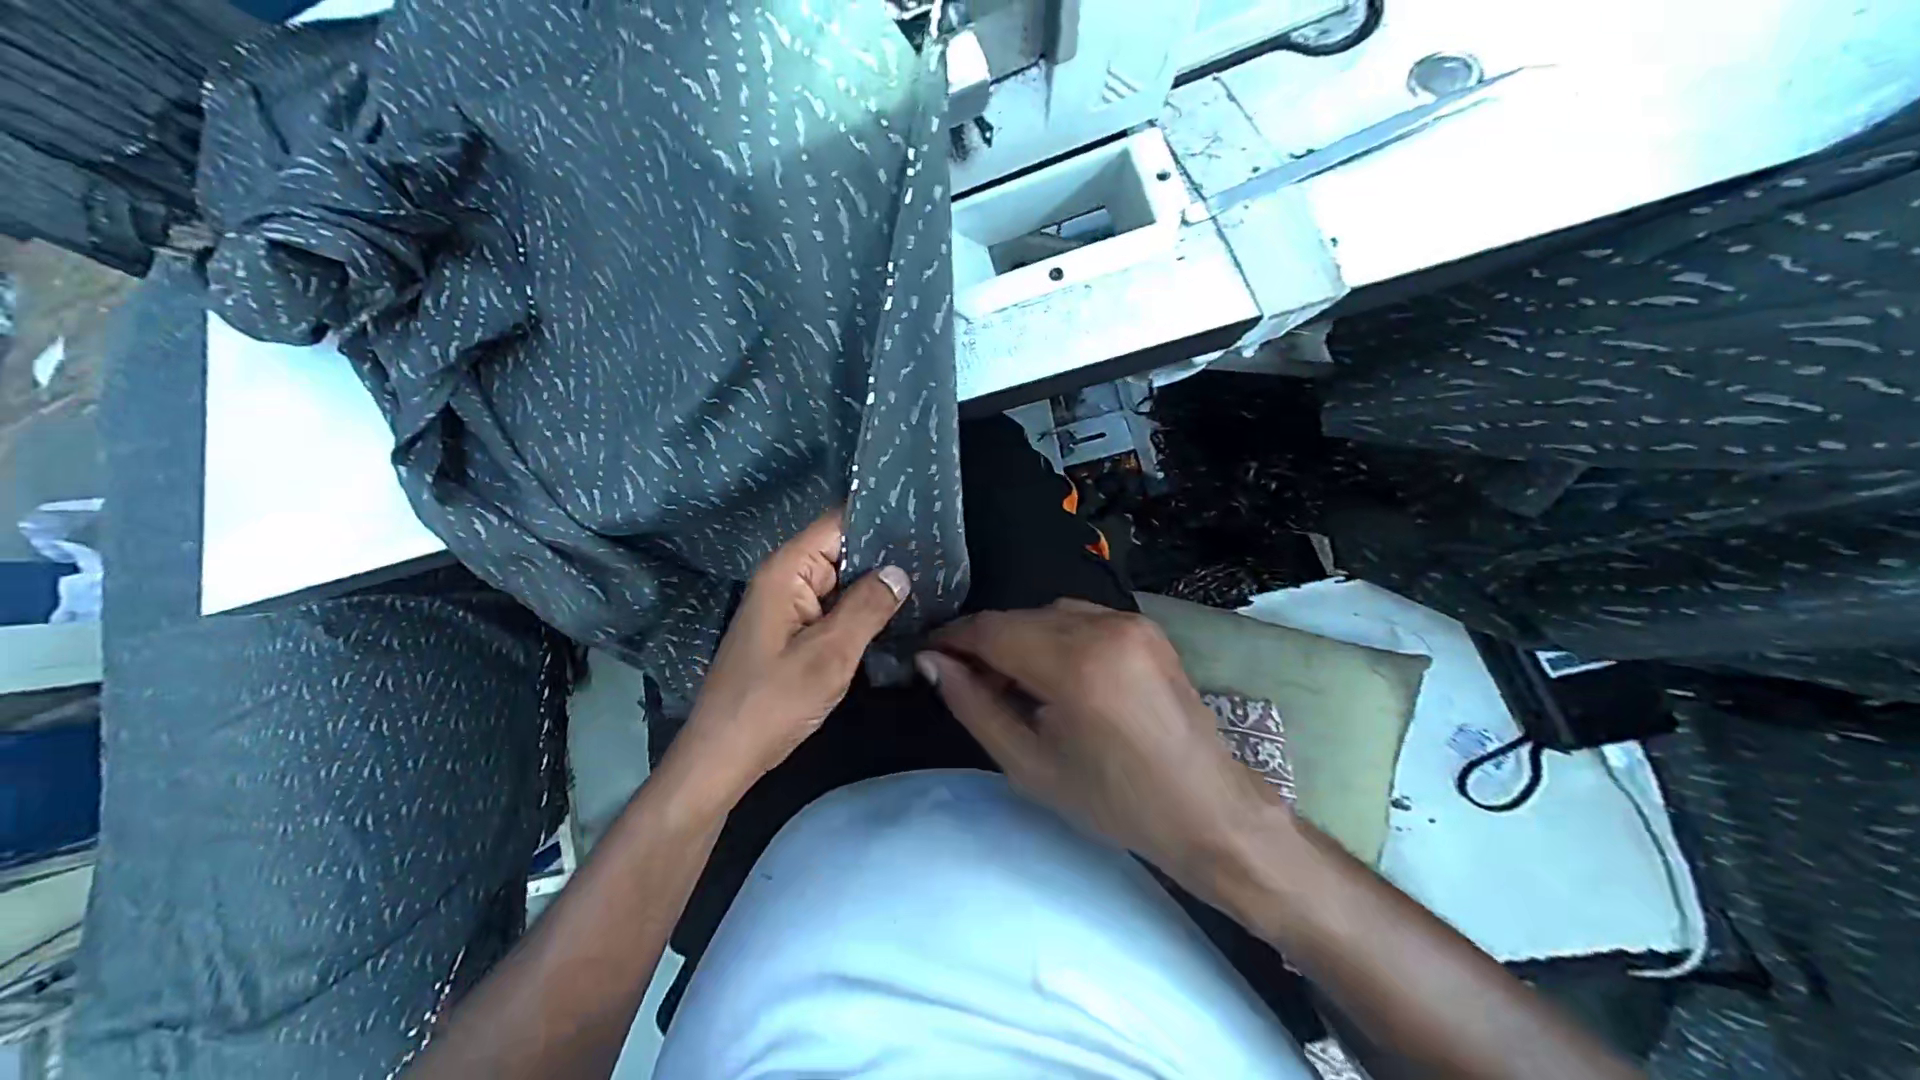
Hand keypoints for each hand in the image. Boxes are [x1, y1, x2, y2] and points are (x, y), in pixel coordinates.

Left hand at [677, 509, 909, 796]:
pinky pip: (834, 606)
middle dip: (885, 552)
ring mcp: (789, 606)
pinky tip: (898, 612)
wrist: (724, 757)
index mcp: (787, 571)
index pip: (838, 523)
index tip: (924, 521)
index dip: (879, 518)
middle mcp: (786, 579)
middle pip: (842, 548)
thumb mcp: (829, 654)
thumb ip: (867, 607)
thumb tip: (899, 571)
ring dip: (877, 582)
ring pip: (842, 579)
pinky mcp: (794, 631)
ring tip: (929, 579)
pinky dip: (863, 607)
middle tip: (937, 556)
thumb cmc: (772, 702)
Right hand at [917, 599, 1286, 902]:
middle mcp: (1104, 626)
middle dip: (982, 642)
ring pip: (1046, 613)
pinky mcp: (1146, 625)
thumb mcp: (1029, 764)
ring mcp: (1130, 621)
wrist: (1206, 809)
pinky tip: (1052, 673)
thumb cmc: (1114, 801)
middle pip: (1016, 617)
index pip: (990, 630)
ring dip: (1017, 638)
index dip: (950, 639)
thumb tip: (931, 663)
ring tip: (1010, 683)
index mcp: (1075, 665)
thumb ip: (974, 705)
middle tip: (964, 680)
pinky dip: (1052, 636)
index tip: (925, 656)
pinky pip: (1079, 617)